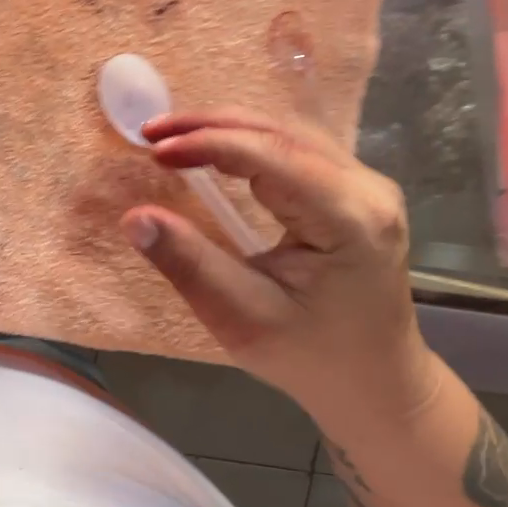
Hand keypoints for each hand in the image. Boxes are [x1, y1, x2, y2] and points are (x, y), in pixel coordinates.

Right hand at [120, 108, 438, 412]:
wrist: (373, 381)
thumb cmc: (309, 356)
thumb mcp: (240, 317)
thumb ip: (189, 263)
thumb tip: (134, 217)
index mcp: (348, 218)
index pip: (272, 156)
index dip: (209, 144)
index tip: (153, 150)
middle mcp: (366, 189)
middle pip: (283, 132)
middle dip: (211, 125)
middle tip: (149, 132)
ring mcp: (364, 187)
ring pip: (289, 134)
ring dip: (225, 128)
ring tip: (169, 136)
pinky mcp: (351, 194)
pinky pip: (294, 150)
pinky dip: (244, 143)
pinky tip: (210, 148)